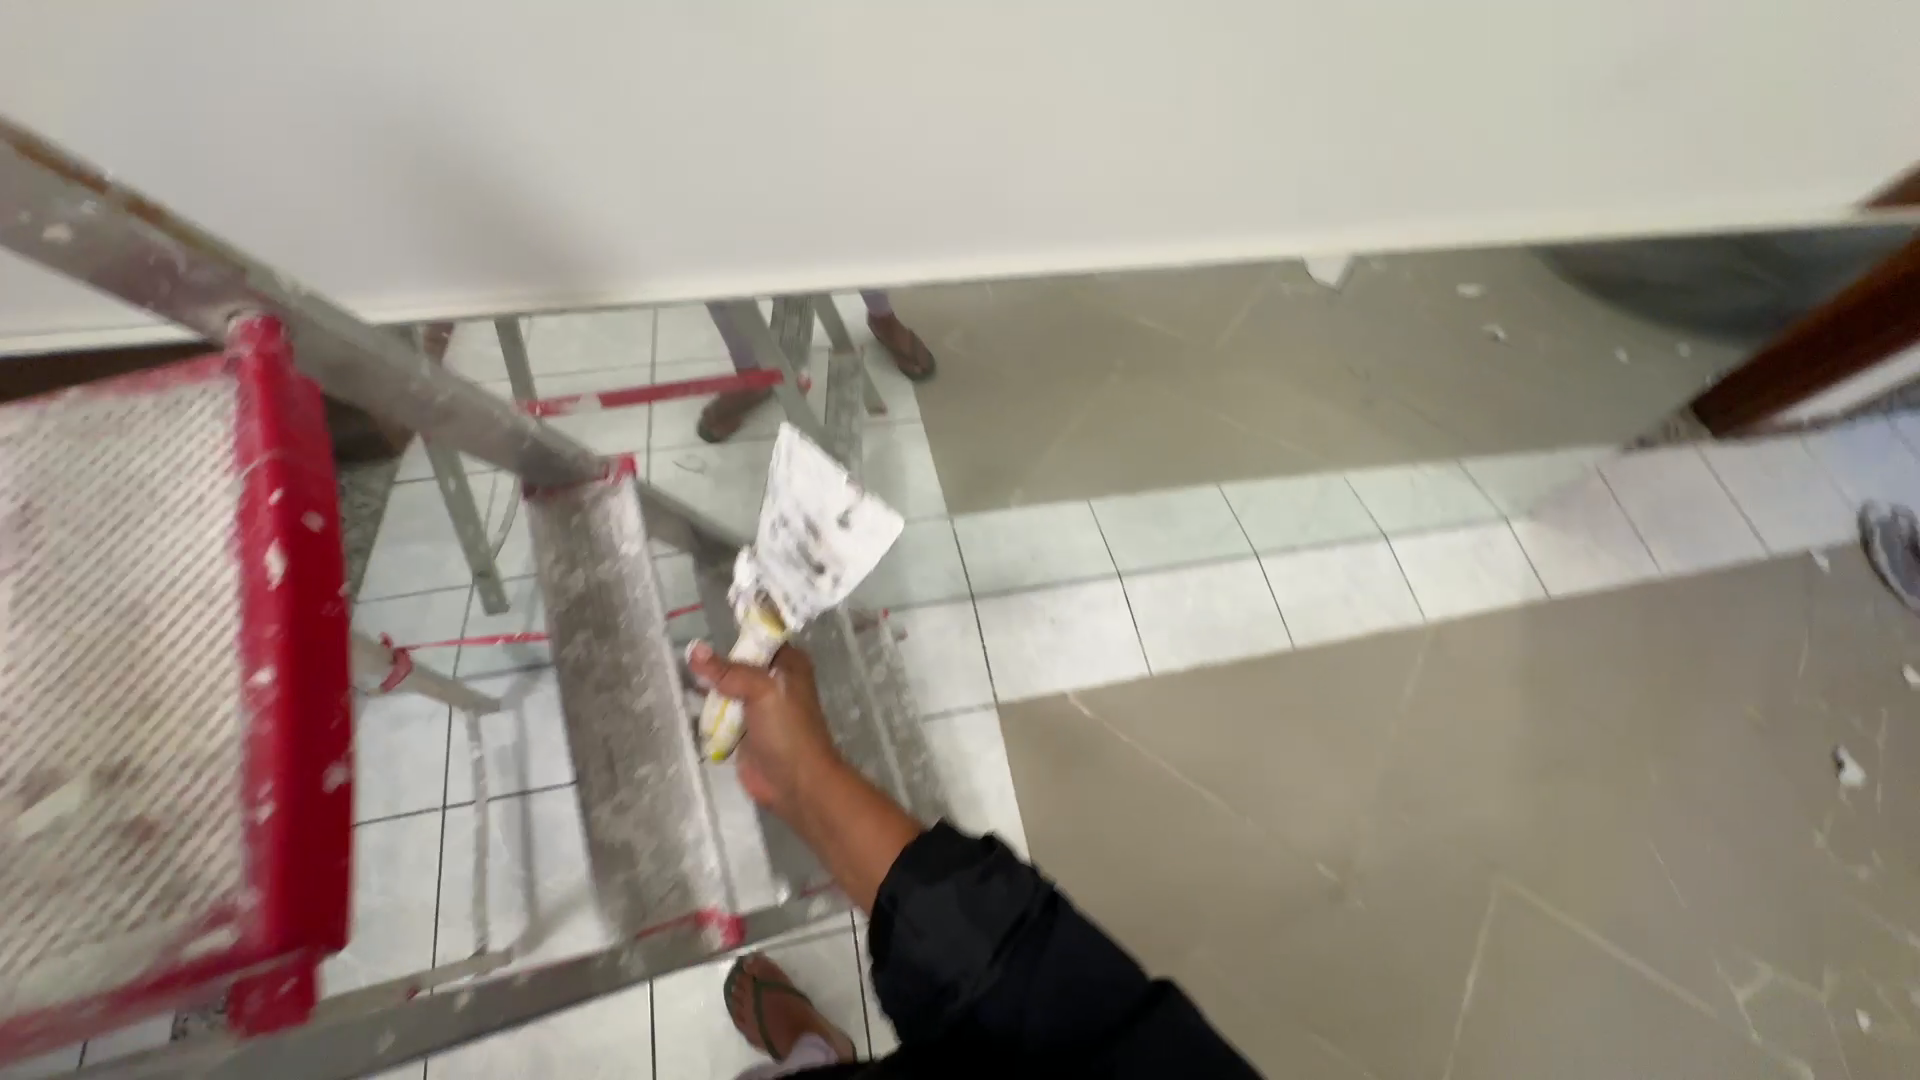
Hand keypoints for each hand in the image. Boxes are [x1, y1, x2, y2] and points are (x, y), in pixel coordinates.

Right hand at [687, 641, 842, 815]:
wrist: (796, 783)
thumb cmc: (787, 730)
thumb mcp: (762, 691)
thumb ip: (728, 671)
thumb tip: (694, 649)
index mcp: (788, 663)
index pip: (759, 637)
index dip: (735, 633)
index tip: (701, 628)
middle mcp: (773, 680)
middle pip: (737, 663)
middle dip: (713, 663)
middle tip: (680, 655)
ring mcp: (756, 706)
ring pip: (725, 689)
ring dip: (706, 688)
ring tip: (674, 675)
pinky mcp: (742, 730)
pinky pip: (719, 714)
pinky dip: (705, 712)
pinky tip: (681, 702)